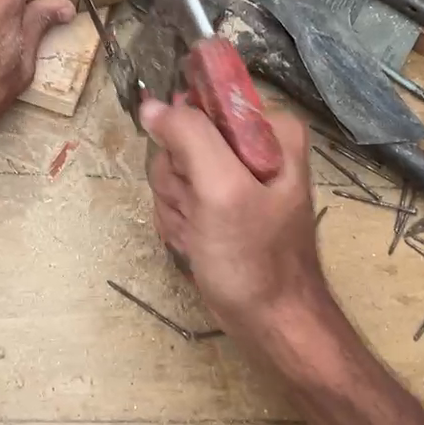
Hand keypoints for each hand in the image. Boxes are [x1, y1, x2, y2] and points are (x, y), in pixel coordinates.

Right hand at [141, 99, 325, 335]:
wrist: (272, 325)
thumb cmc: (255, 260)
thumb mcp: (221, 190)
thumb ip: (188, 137)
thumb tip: (151, 106)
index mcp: (270, 128)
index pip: (204, 99)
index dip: (187, 133)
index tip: (194, 170)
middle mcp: (254, 144)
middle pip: (181, 136)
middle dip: (179, 179)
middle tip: (200, 210)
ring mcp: (233, 175)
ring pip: (172, 169)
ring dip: (177, 206)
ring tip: (202, 233)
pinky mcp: (217, 203)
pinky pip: (176, 195)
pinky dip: (179, 222)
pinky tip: (198, 243)